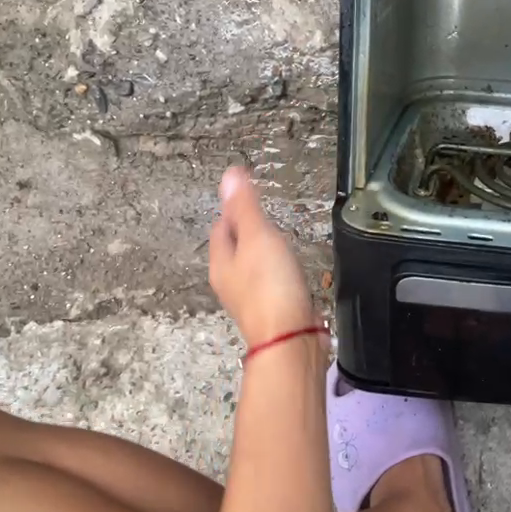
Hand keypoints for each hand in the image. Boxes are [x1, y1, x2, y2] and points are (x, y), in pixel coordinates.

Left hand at [208, 166, 316, 344]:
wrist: (290, 336)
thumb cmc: (271, 285)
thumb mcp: (258, 236)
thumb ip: (245, 206)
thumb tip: (229, 174)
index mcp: (221, 261)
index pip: (221, 225)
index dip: (233, 208)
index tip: (250, 194)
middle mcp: (229, 281)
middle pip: (233, 246)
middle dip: (247, 229)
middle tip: (265, 215)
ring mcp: (249, 297)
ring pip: (251, 264)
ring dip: (261, 250)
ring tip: (279, 239)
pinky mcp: (270, 309)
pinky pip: (268, 281)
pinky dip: (275, 270)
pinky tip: (290, 269)